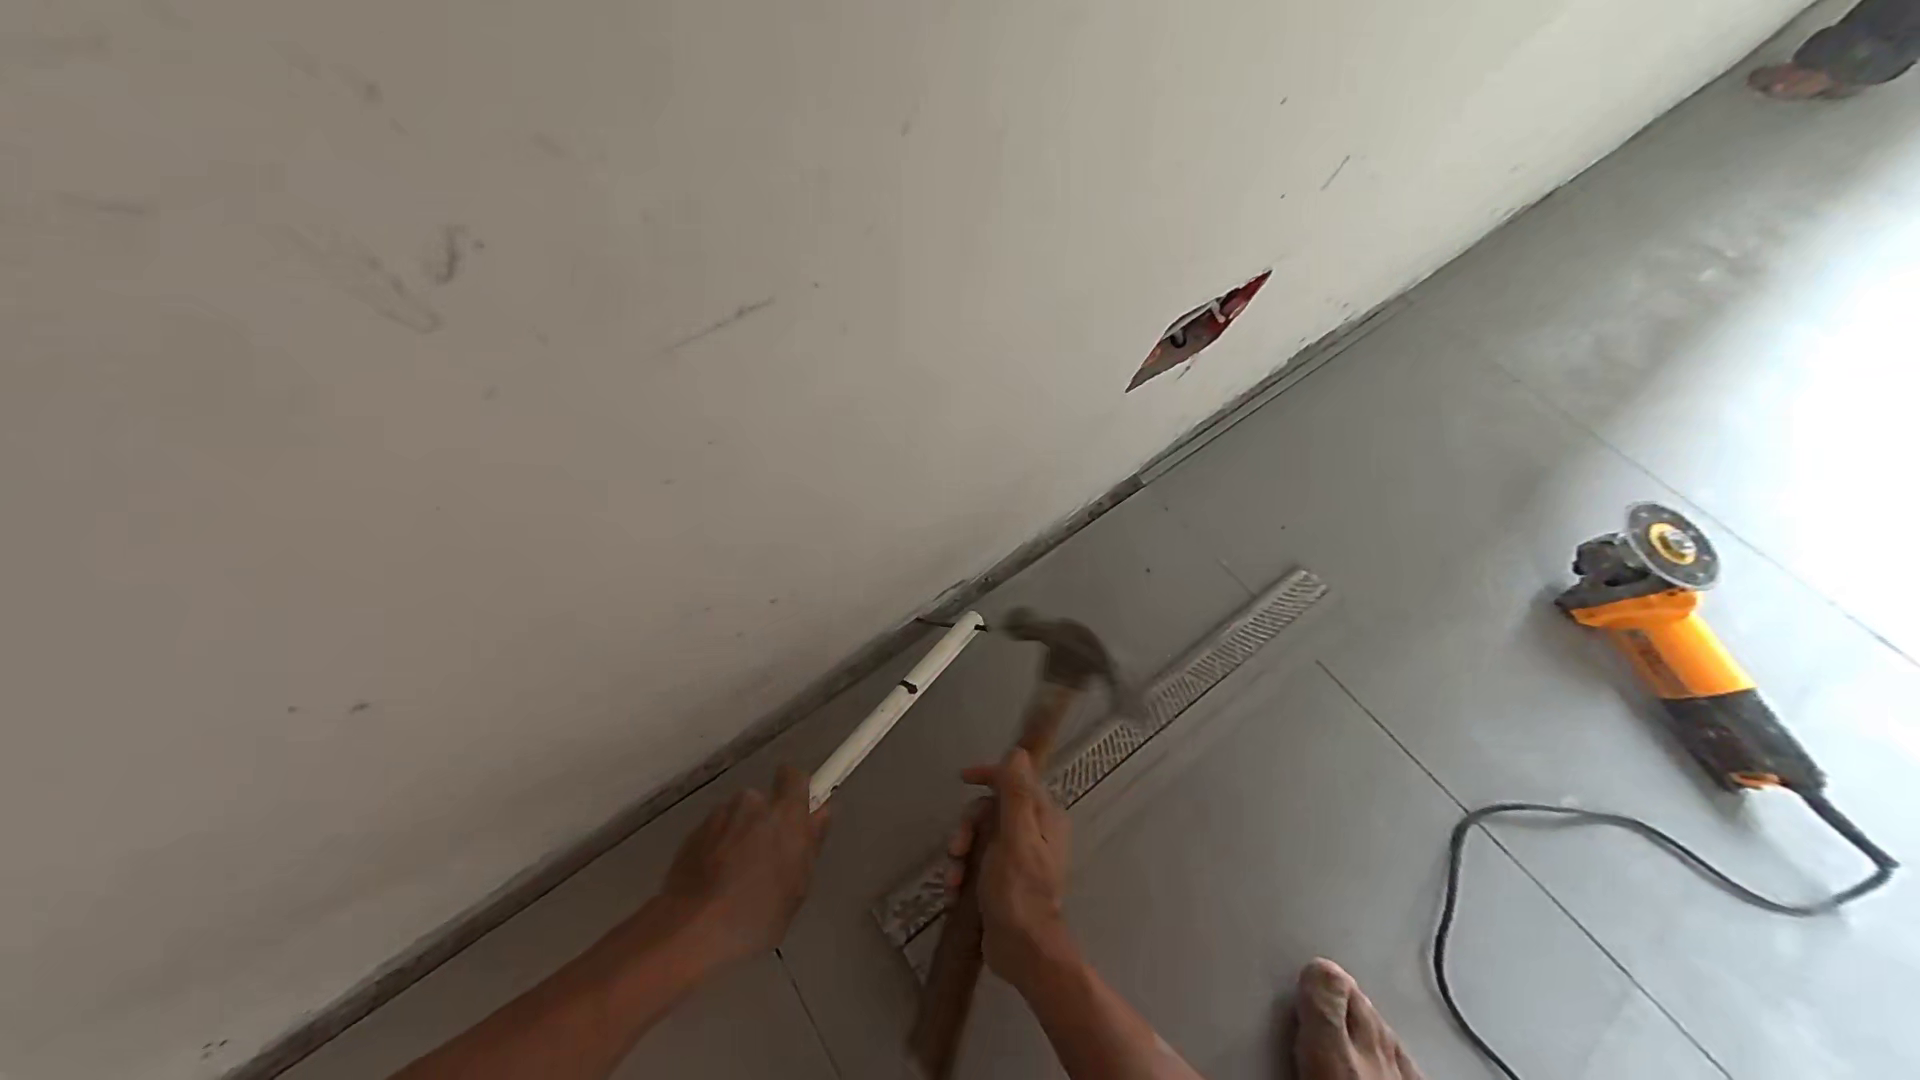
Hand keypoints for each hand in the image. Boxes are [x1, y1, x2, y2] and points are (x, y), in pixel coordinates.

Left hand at [661, 766, 828, 961]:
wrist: (692, 930)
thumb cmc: (758, 912)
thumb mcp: (799, 885)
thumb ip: (811, 842)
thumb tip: (821, 812)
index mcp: (784, 813)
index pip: (794, 776)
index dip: (795, 789)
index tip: (795, 811)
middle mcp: (751, 804)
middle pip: (761, 802)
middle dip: (762, 822)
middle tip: (762, 859)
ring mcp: (717, 817)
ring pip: (734, 819)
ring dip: (737, 837)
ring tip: (732, 878)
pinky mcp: (691, 834)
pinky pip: (712, 834)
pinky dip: (714, 850)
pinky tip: (711, 883)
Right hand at [947, 749, 1075, 985]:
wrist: (1024, 952)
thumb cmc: (1020, 891)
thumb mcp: (1015, 836)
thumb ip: (1016, 793)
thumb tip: (1018, 753)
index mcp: (1043, 817)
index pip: (1015, 780)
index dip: (988, 775)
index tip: (963, 778)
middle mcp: (1035, 832)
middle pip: (992, 809)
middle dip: (968, 826)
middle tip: (956, 849)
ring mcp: (1020, 856)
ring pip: (981, 836)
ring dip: (961, 854)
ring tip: (954, 879)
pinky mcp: (1005, 878)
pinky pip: (978, 861)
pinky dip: (964, 872)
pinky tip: (956, 892)